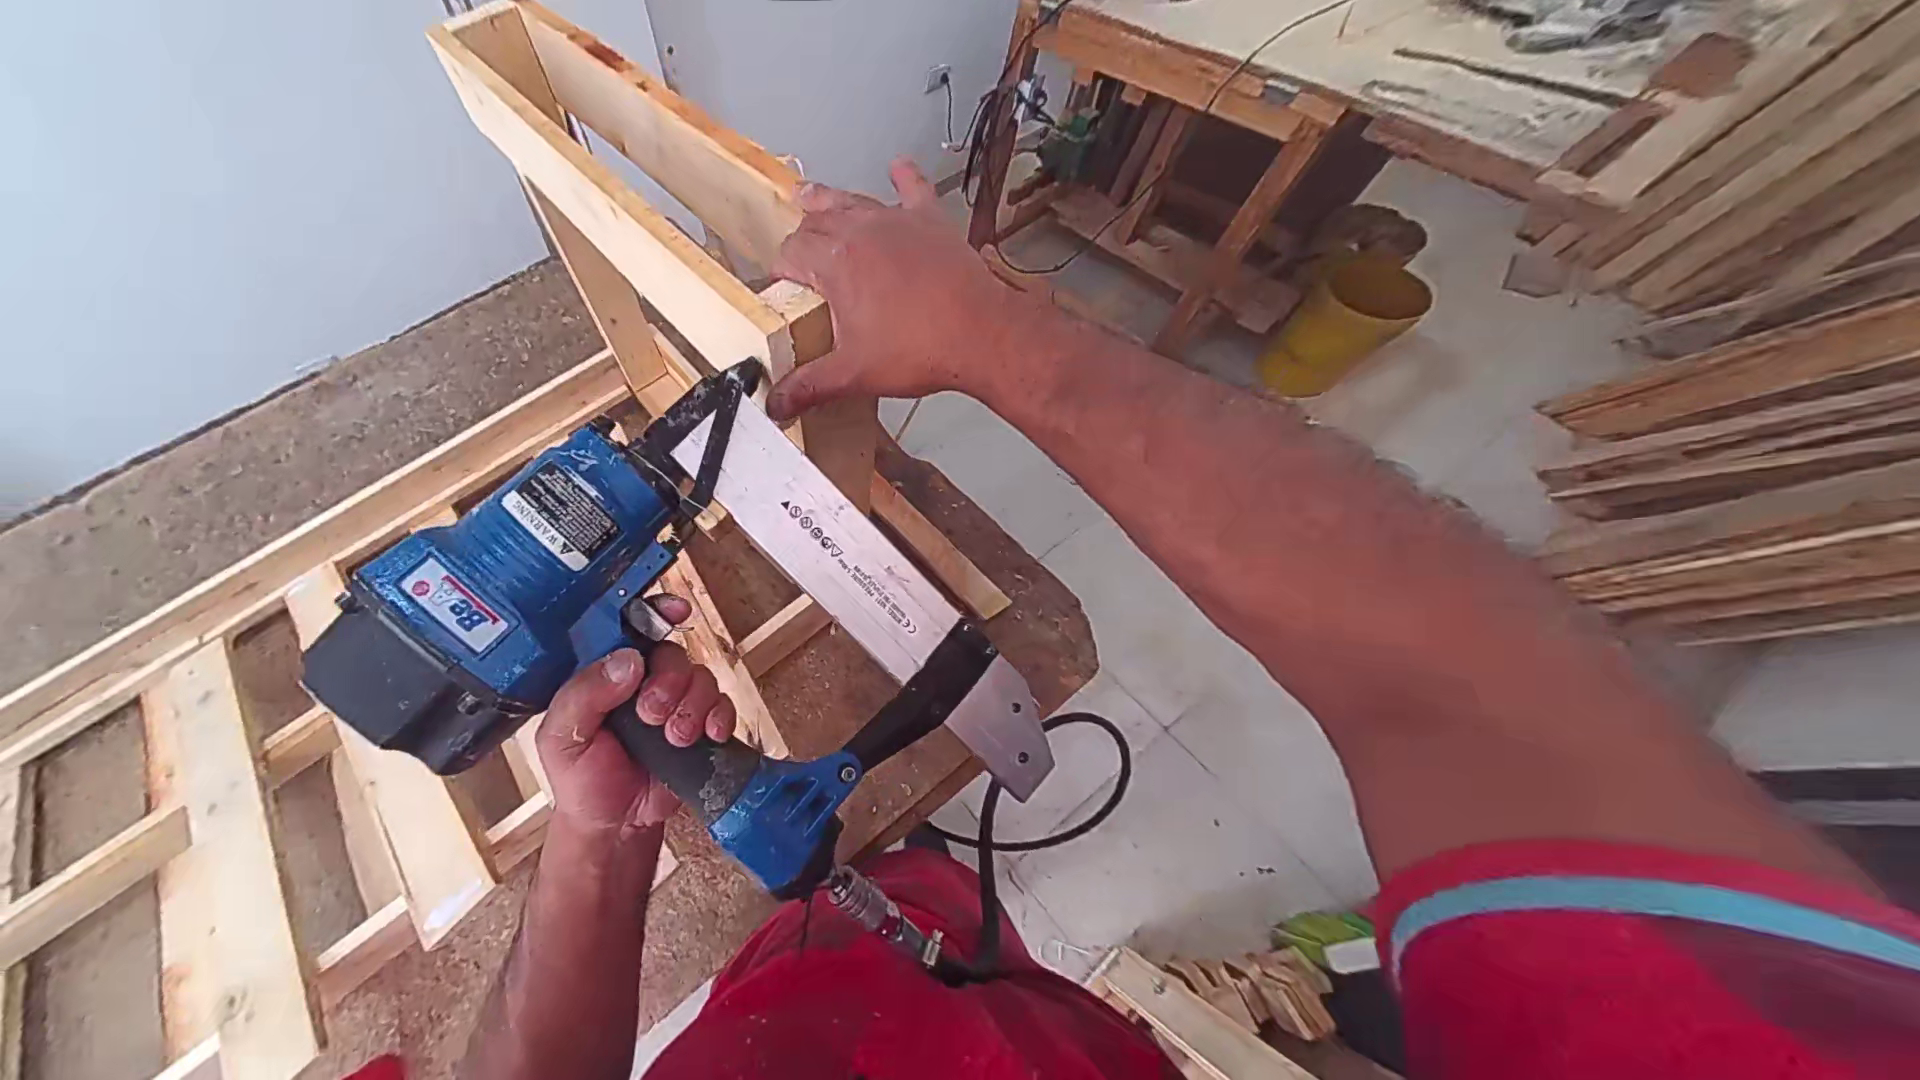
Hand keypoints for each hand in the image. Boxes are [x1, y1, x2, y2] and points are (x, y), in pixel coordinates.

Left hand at [536, 595, 737, 832]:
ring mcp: (675, 701)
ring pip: (701, 676)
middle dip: (669, 682)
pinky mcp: (701, 721)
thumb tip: (626, 661)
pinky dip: (720, 716)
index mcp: (603, 676)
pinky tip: (707, 734)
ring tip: (675, 737)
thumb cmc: (582, 781)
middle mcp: (642, 681)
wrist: (617, 824)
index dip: (653, 612)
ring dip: (693, 705)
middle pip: (671, 653)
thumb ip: (584, 696)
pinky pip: (723, 703)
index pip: (628, 629)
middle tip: (652, 713)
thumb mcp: (562, 738)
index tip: (675, 610)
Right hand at [767, 156, 1026, 420]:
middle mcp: (862, 231)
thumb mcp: (856, 374)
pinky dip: (903, 179)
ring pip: (853, 201)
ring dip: (829, 201)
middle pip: (816, 221)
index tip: (785, 288)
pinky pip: (913, 191)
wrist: (981, 335)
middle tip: (800, 257)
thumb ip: (811, 386)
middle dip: (801, 237)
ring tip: (809, 196)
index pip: (791, 253)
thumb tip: (778, 405)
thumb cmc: (923, 350)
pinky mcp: (931, 224)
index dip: (782, 270)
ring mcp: (898, 223)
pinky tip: (898, 167)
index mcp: (836, 263)